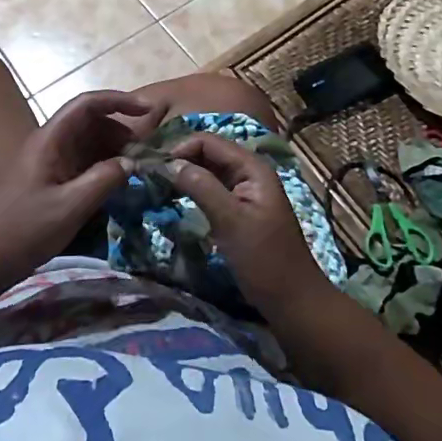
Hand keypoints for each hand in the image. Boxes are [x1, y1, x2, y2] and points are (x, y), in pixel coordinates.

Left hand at [0, 90, 151, 278]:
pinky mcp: (53, 179)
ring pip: (90, 141)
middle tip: (145, 153)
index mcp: (50, 139)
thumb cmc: (25, 229)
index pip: (87, 104)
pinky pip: (84, 161)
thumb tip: (132, 162)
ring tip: (137, 169)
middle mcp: (50, 142)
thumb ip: (104, 179)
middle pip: (92, 121)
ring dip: (115, 149)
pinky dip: (105, 166)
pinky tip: (119, 183)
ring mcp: (51, 160)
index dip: (119, 101)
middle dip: (121, 130)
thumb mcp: (70, 206)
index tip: (148, 111)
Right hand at [165, 133, 333, 312]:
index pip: (208, 141)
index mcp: (253, 167)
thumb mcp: (231, 221)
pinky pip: (212, 189)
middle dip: (179, 161)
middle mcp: (249, 171)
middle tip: (149, 178)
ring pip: (208, 171)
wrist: (292, 299)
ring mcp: (245, 190)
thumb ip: (202, 187)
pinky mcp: (239, 208)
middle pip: (208, 153)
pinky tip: (174, 200)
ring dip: (184, 176)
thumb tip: (168, 163)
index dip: (180, 148)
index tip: (153, 168)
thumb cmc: (264, 259)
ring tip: (156, 188)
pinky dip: (193, 191)